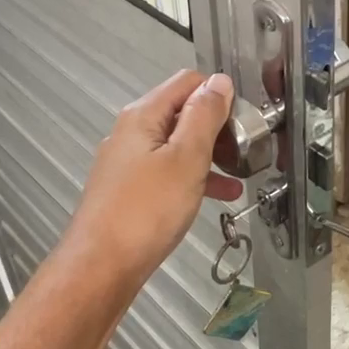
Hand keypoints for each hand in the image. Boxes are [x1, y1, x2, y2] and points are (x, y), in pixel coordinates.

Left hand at [64, 70, 241, 284]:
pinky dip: (195, 177)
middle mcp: (131, 132)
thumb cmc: (146, 211)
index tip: (244, 120)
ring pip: (177, 145)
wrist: (102, 267)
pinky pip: (169, 172)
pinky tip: (219, 194)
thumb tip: (219, 81)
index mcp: (143, 115)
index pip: (188, 82)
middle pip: (182, 112)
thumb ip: (205, 116)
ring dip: (210, 153)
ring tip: (239, 171)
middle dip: (217, 126)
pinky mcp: (130, 190)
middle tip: (246, 148)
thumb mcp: (186, 158)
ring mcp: (128, 162)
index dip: (220, 94)